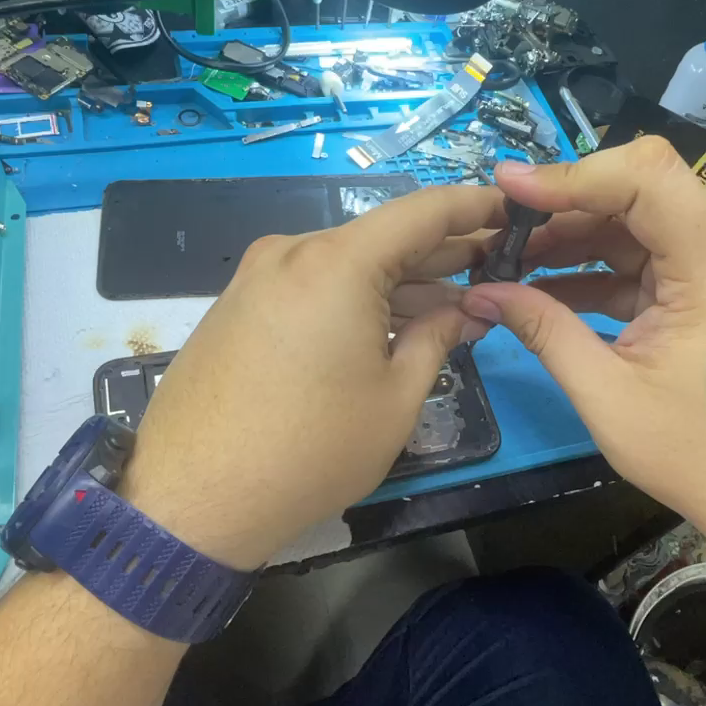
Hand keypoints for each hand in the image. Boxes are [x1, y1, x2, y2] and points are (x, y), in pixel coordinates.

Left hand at [117, 185, 503, 568]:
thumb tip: (465, 311)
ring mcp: (256, 278)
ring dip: (399, 284)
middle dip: (441, 255)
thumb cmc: (311, 451)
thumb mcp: (396, 399)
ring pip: (345, 267)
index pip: (423, 211)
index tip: (512, 211)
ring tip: (452, 306)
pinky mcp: (237, 307)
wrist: (193, 499)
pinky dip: (355, 300)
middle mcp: (292, 253)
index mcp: (337, 262)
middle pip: (382, 239)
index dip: (475, 207)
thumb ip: (438, 339)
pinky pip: (311, 288)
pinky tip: (389, 325)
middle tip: (493, 268)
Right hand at [461, 138, 705, 554]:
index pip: (646, 177)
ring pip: (637, 225)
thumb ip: (544, 331)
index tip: (509, 190)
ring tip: (512, 265)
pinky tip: (546, 291)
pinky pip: (647, 262)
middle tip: (500, 235)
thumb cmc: (700, 456)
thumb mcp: (608, 395)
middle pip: (638, 192)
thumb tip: (482, 292)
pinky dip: (597, 272)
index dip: (572, 174)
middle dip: (563, 209)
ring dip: (574, 241)